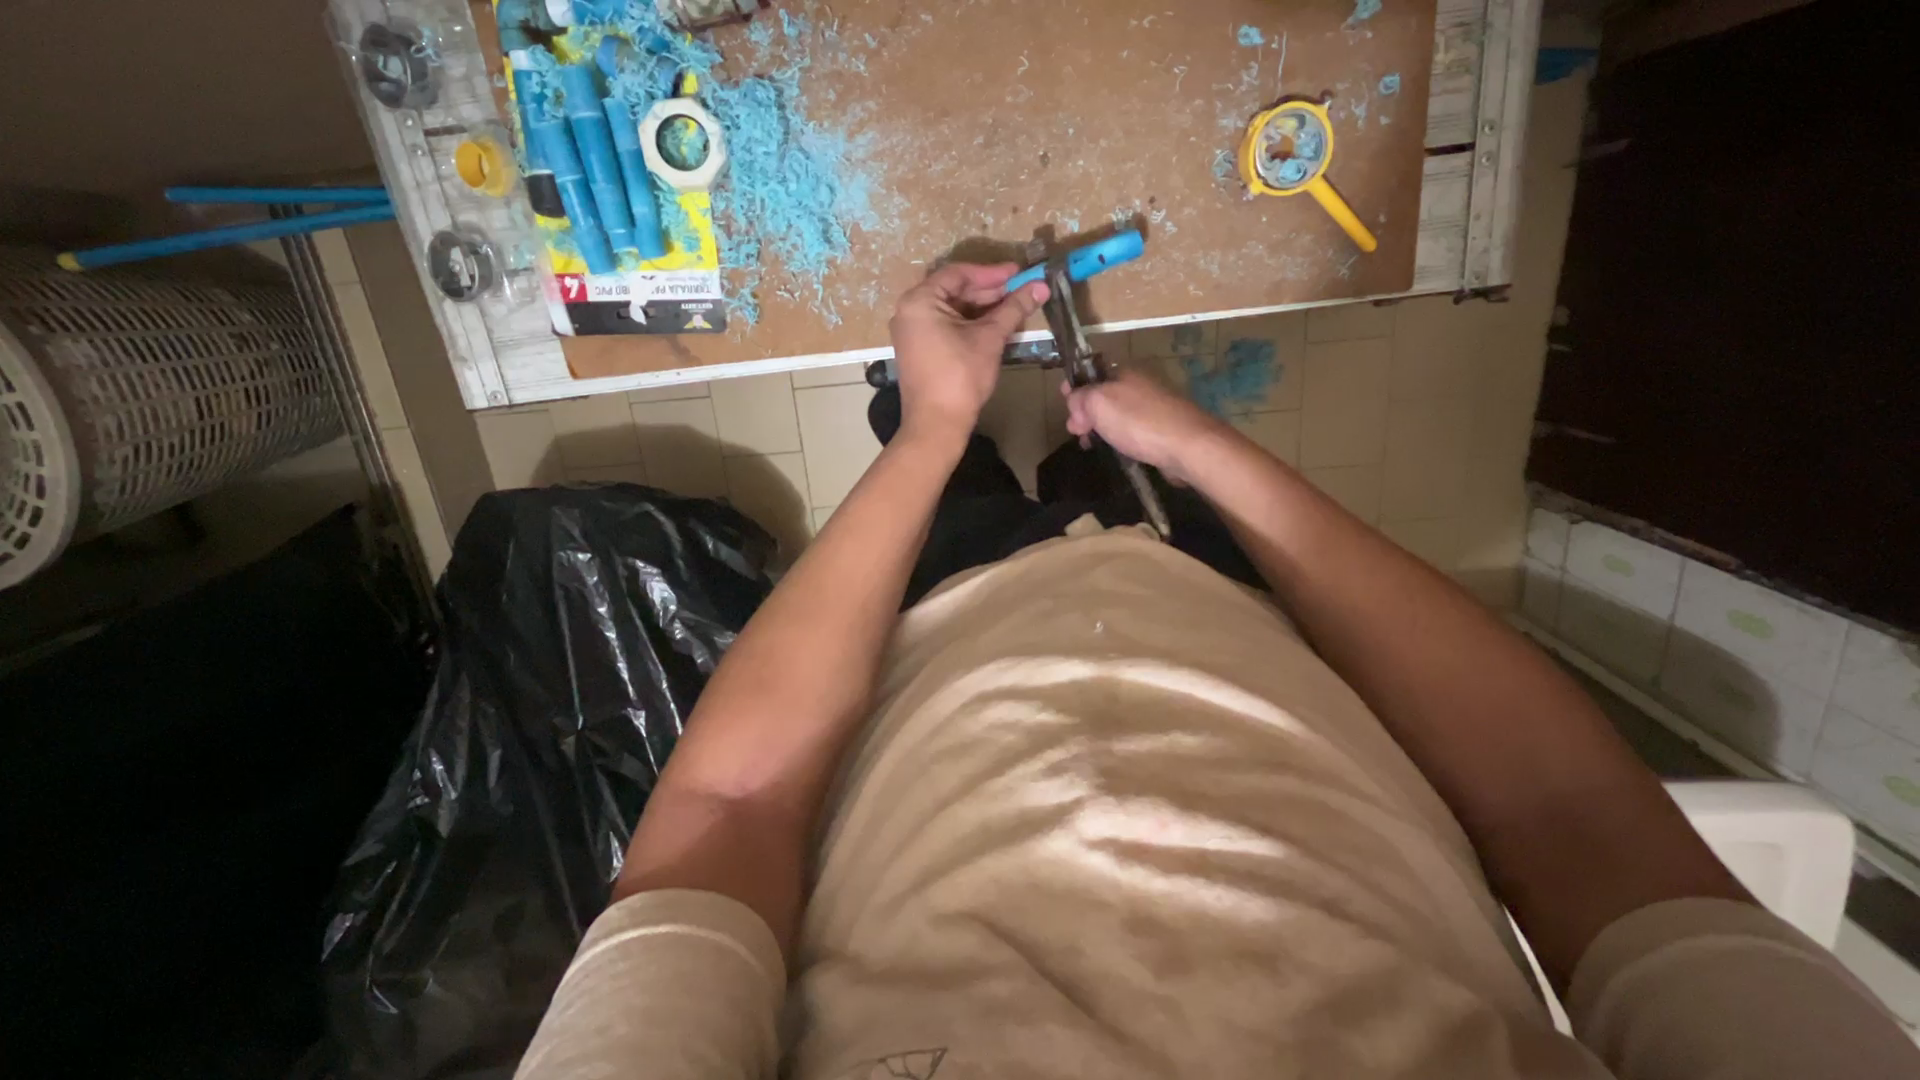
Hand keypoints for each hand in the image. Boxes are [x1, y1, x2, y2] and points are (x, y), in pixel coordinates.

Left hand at [889, 263, 1048, 446]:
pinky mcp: (918, 349)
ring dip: (981, 307)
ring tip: (1012, 306)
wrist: (937, 424)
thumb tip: (1041, 286)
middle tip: (1019, 289)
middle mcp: (909, 311)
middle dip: (988, 290)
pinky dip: (968, 323)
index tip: (1018, 272)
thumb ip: (1014, 308)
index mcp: (919, 301)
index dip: (991, 272)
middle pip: (953, 290)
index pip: (958, 274)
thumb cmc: (960, 377)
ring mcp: (911, 332)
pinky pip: (944, 325)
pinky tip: (994, 325)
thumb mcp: (989, 338)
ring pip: (950, 309)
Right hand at [1064, 369, 1234, 484]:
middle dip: (1085, 412)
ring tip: (1092, 445)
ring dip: (1101, 428)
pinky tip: (1116, 451)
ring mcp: (1153, 407)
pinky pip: (1133, 430)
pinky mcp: (1163, 429)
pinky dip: (1120, 439)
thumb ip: (1080, 398)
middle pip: (1103, 396)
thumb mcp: (1098, 403)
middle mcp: (1140, 385)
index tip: (1066, 408)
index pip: (1092, 374)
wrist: (1187, 446)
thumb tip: (1073, 400)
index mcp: (1124, 372)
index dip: (1075, 388)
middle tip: (1077, 433)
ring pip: (1117, 415)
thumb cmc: (1138, 421)